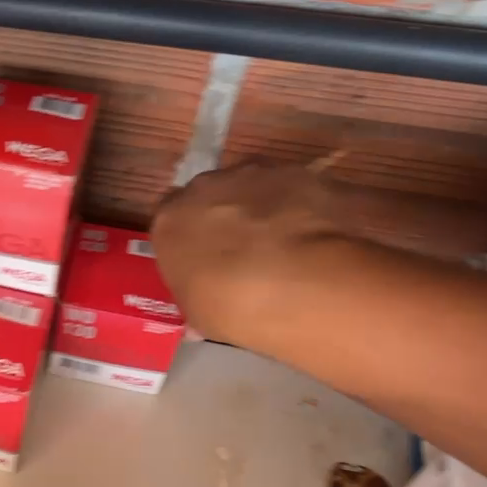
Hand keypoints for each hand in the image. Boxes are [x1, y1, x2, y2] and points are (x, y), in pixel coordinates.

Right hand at [149, 165, 342, 347]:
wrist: (302, 284)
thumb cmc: (231, 305)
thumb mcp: (197, 312)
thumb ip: (196, 295)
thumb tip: (204, 306)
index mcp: (170, 219)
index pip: (171, 221)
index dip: (188, 240)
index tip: (201, 262)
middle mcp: (207, 186)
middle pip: (210, 197)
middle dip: (224, 220)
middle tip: (242, 256)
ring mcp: (257, 174)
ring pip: (254, 189)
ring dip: (263, 212)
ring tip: (285, 250)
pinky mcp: (302, 173)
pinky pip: (295, 192)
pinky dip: (301, 211)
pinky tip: (315, 241)